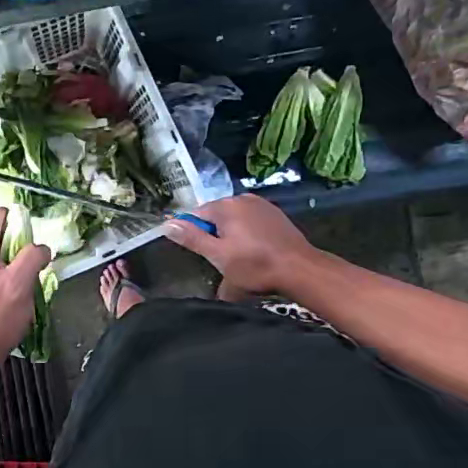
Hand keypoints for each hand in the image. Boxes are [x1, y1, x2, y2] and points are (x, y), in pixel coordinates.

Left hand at [0, 208, 51, 361]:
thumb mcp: (20, 282)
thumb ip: (34, 256)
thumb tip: (42, 248)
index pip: (0, 215)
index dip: (22, 222)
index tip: (36, 242)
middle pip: (0, 235)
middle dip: (21, 246)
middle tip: (33, 266)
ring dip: (16, 264)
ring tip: (25, 283)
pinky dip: (7, 277)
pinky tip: (15, 295)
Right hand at [163, 194, 320, 300]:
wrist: (300, 269)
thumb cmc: (255, 265)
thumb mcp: (219, 256)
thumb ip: (192, 238)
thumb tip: (167, 224)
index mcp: (225, 205)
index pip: (196, 215)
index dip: (194, 235)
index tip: (203, 254)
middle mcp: (242, 198)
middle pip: (216, 216)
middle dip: (215, 235)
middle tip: (223, 260)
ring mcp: (261, 204)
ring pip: (234, 219)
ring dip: (232, 235)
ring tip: (240, 258)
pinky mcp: (275, 214)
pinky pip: (251, 221)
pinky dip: (248, 233)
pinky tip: (256, 251)